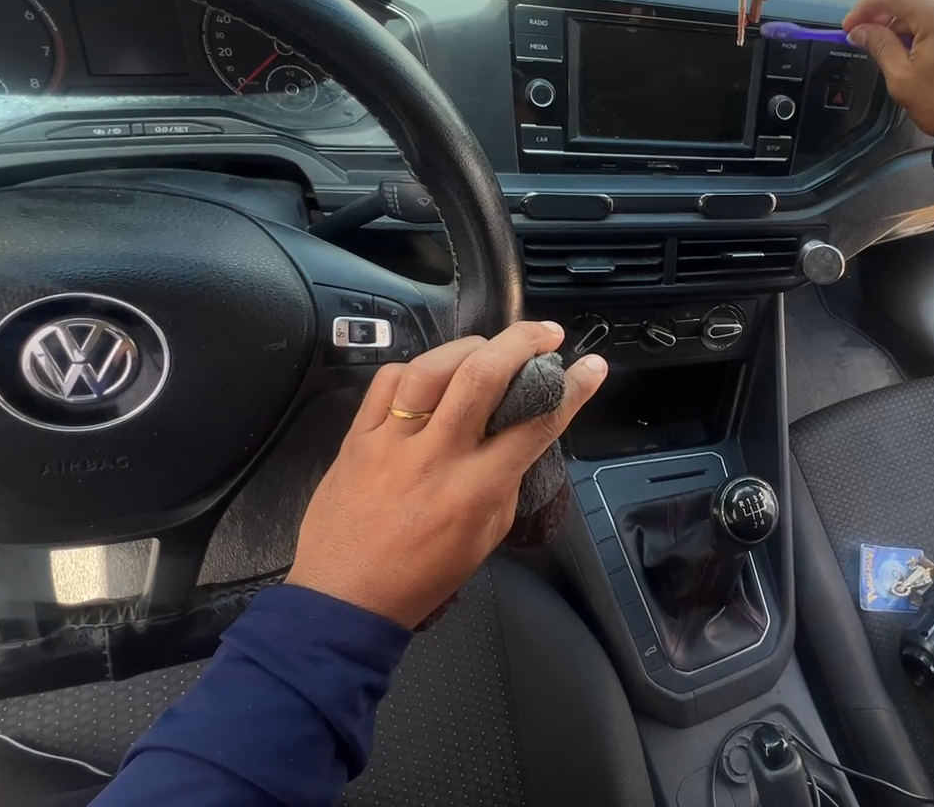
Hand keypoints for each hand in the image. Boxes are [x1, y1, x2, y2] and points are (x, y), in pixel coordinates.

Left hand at [288, 321, 606, 626]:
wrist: (342, 600)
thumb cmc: (425, 574)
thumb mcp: (490, 532)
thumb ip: (508, 477)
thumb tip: (522, 432)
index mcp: (475, 489)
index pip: (536, 424)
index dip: (572, 389)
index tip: (592, 367)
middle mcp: (435, 456)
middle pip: (482, 376)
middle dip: (522, 342)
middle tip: (546, 333)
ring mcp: (391, 442)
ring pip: (433, 368)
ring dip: (472, 346)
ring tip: (491, 346)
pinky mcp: (356, 437)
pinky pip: (387, 381)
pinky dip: (418, 367)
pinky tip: (435, 372)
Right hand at [842, 0, 933, 136]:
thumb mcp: (901, 77)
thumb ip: (879, 46)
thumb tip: (859, 31)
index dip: (864, 8)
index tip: (849, 29)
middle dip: (887, 1)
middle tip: (871, 26)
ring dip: (904, 11)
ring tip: (887, 40)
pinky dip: (921, 20)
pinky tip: (909, 46)